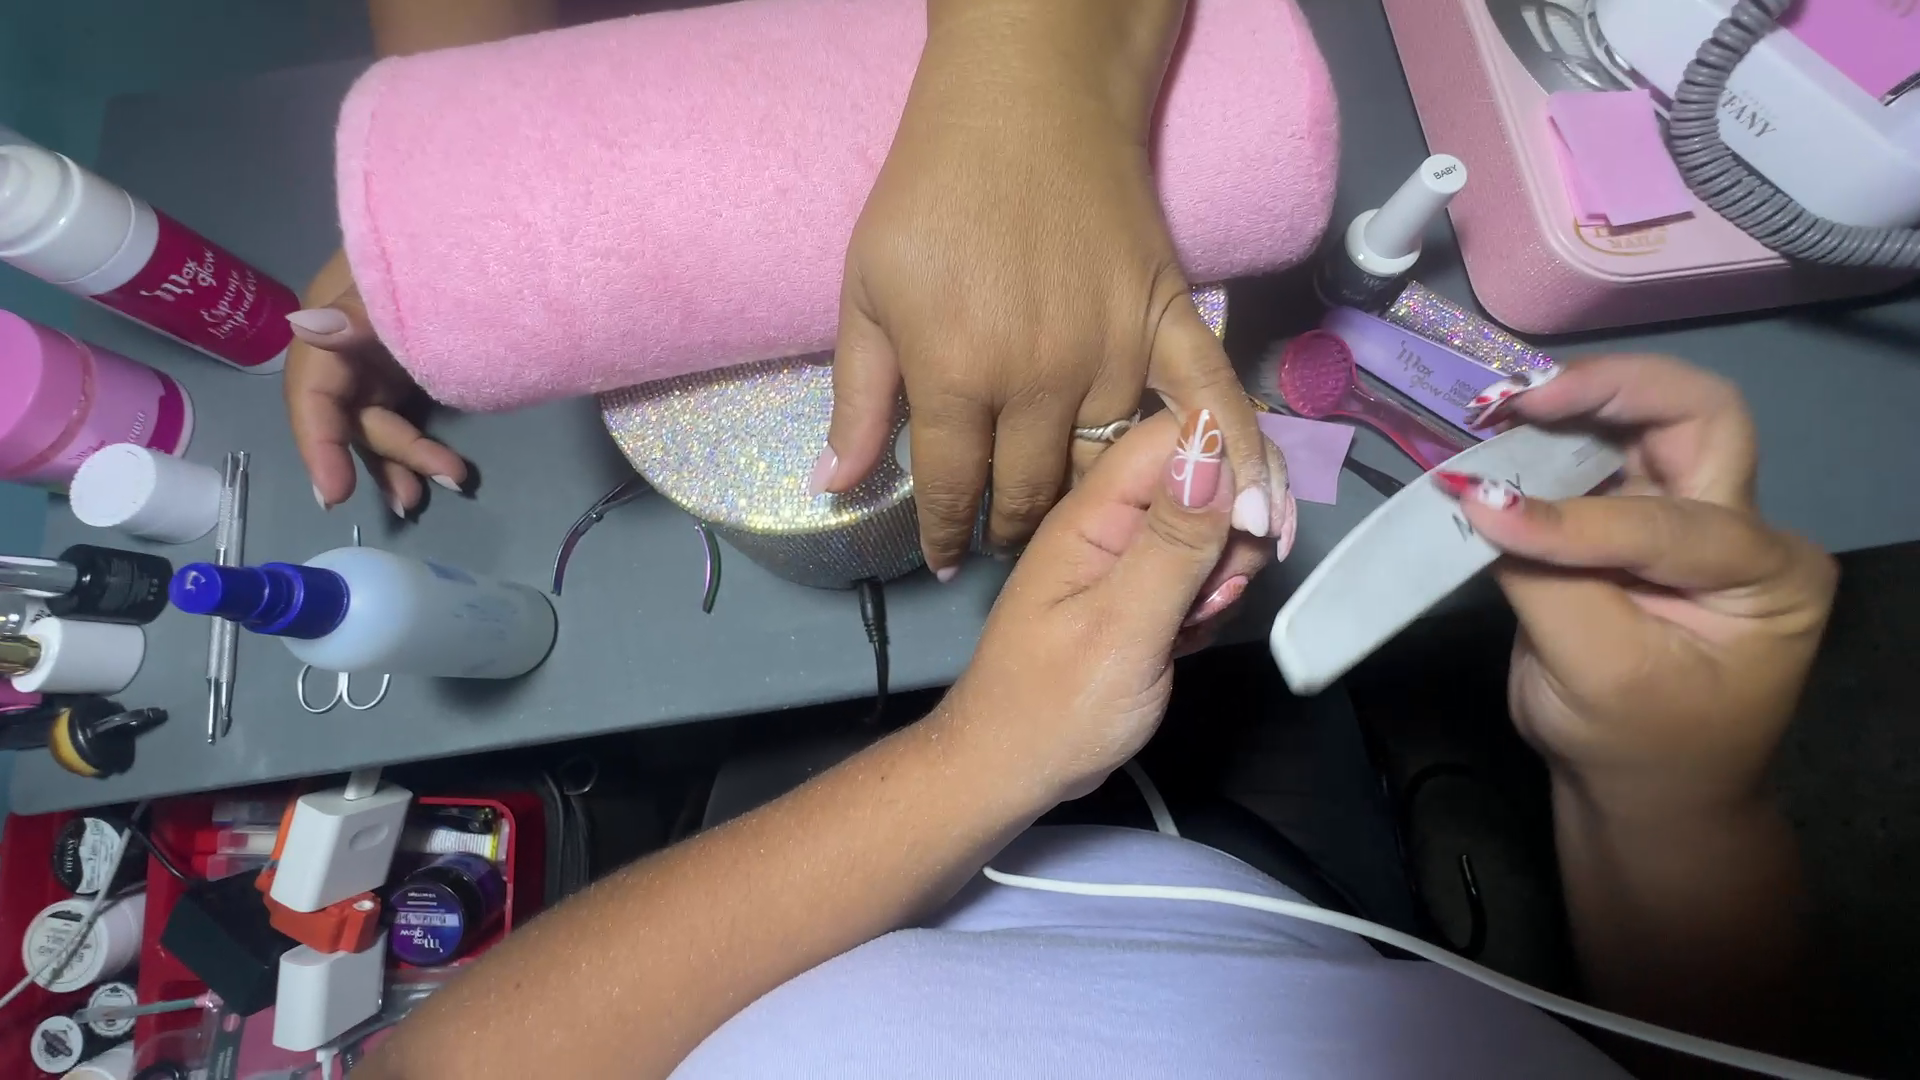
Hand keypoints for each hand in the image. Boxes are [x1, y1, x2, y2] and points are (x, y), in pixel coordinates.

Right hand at [285, 249, 467, 516]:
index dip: (320, 444)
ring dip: (400, 462)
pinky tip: (434, 475)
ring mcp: (378, 361)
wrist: (474, 237)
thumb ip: (358, 313)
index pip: (313, 395)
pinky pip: (403, 415)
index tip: (334, 493)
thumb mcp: (389, 279)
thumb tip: (309, 328)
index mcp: (331, 324)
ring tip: (419, 500)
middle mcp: (347, 349)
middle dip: (384, 459)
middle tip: (414, 500)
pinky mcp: (408, 370)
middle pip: (353, 418)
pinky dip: (416, 446)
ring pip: (378, 424)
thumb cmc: (429, 253)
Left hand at [818, 4, 1285, 579]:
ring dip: (1078, 502)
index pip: (951, 488)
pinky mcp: (1168, 324)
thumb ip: (857, 401)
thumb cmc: (930, 197)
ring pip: (1098, 466)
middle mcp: (1039, 380)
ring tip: (1065, 518)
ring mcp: (1114, 355)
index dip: (945, 533)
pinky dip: (1228, 461)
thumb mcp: (865, 295)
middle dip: (1006, 526)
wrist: (1024, 100)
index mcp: (957, 373)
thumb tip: (833, 487)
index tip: (946, 561)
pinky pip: (1207, 404)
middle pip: (1027, 492)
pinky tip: (1244, 514)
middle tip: (998, 536)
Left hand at [938, 409, 1267, 803]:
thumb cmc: (1056, 707)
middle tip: (1220, 590)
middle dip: (1237, 527)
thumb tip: (1214, 447)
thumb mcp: (1122, 627)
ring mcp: (1126, 555)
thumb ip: (1173, 543)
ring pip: (1211, 526)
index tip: (1262, 524)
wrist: (1015, 766)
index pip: (1174, 433)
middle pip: (1205, 474)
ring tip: (1191, 624)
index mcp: (1093, 513)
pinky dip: (1210, 600)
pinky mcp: (1141, 588)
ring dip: (1225, 571)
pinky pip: (1200, 570)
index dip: (1232, 458)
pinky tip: (1185, 638)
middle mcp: (1110, 521)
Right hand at [1446, 355, 1836, 815]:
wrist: (1635, 780)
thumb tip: (1478, 500)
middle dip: (1614, 391)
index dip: (1569, 518)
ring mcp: (1672, 521)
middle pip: (1697, 420)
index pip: (1669, 524)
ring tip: (1498, 404)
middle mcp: (1735, 527)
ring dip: (1572, 405)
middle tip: (1524, 393)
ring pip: (1643, 429)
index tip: (1474, 507)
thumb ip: (1546, 578)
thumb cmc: (1636, 739)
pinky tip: (1493, 436)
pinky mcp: (1612, 529)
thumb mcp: (1599, 670)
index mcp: (1764, 572)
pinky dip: (1536, 444)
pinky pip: (1582, 469)